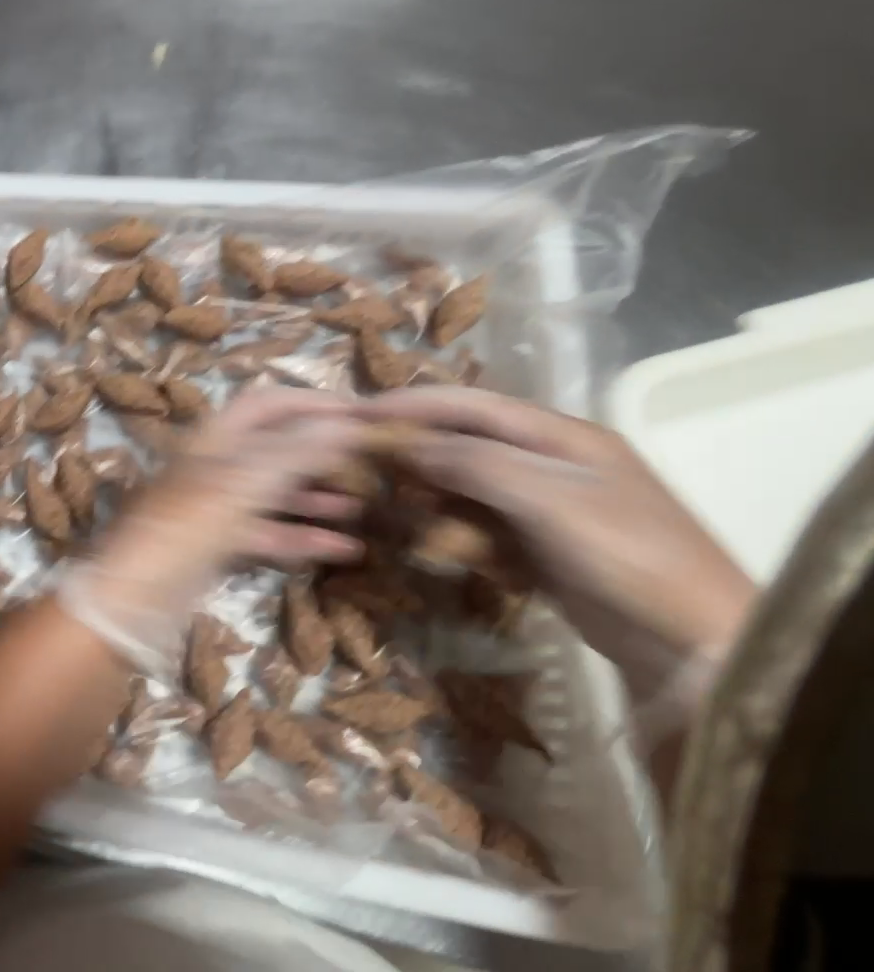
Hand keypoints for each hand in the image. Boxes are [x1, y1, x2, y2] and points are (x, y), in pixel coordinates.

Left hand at [62, 388, 363, 674]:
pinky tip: (343, 548)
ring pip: (271, 493)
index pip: (265, 404)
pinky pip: (265, 534)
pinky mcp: (214, 546)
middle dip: (318, 451)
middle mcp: (212, 467)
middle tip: (370, 460)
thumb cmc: (182, 530)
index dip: (310, 402)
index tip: (360, 413)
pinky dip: (301, 537)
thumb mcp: (240, 486)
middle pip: (272, 448)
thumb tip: (344, 422)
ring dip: (314, 496)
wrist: (129, 596)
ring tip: (362, 505)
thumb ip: (293, 453)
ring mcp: (212, 507)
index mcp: (211, 441)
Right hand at [362, 386, 755, 695]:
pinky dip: (458, 539)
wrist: (693, 644)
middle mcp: (550, 462)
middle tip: (363, 471)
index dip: (412, 405)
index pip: (471, 405)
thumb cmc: (627, 556)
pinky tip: (450, 556)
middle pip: (463, 445)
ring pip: (464, 490)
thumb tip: (408, 446)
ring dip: (434, 504)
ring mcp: (545, 507)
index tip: (356, 415)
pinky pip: (479, 529)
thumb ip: (475, 464)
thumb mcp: (549, 500)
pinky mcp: (539, 547)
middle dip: (415, 456)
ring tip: (403, 521)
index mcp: (562, 436)